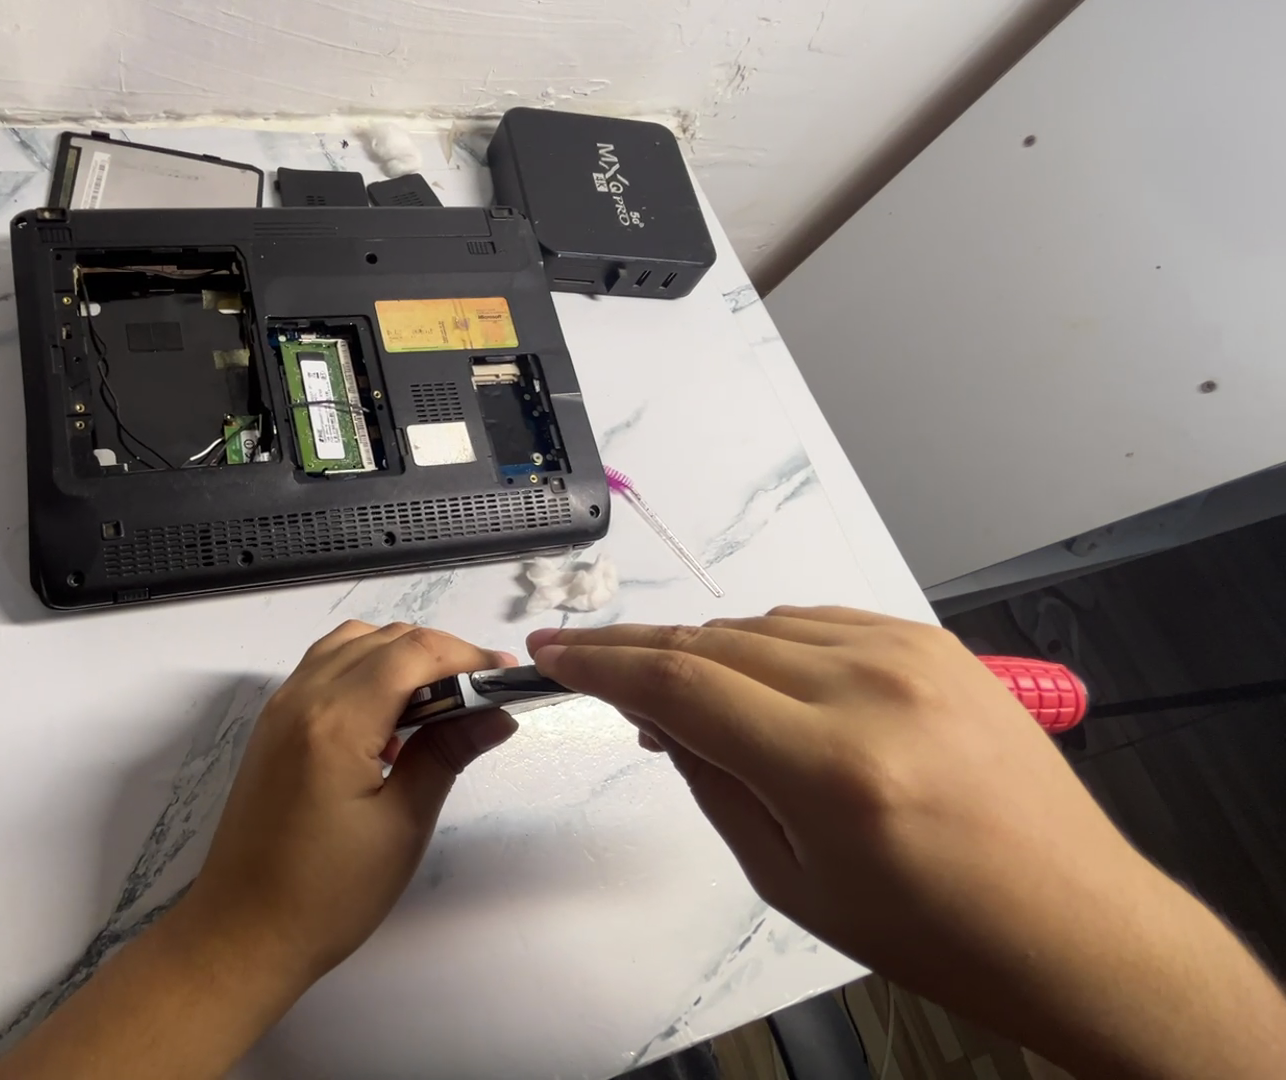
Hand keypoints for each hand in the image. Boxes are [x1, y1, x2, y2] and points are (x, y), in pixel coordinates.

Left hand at [181, 621, 519, 984]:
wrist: (243, 929)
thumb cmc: (328, 893)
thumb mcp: (401, 825)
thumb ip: (446, 754)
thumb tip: (496, 715)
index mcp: (336, 720)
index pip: (412, 653)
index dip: (466, 656)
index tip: (505, 678)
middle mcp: (303, 696)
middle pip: (383, 639)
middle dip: (439, 653)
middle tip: (481, 693)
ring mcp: (281, 705)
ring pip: (351, 642)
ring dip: (399, 654)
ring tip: (437, 701)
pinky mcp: (273, 721)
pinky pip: (324, 665)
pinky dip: (364, 667)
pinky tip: (386, 715)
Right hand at [529, 607, 1285, 1079]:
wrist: (1078, 929)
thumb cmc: (927, 927)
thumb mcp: (783, 874)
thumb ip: (704, 775)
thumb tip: (650, 709)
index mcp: (834, 768)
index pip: (677, 683)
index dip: (598, 661)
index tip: (551, 653)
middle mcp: (873, 692)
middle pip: (704, 642)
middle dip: (630, 650)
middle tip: (582, 661)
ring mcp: (908, 656)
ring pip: (746, 626)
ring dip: (693, 652)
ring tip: (678, 696)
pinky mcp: (929, 643)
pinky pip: (803, 622)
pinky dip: (755, 643)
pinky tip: (748, 678)